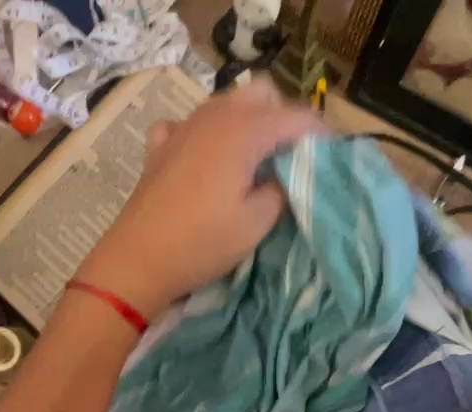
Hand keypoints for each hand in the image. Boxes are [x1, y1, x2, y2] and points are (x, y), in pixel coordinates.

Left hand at [75, 79, 325, 318]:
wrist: (138, 260)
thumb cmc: (202, 243)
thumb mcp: (256, 224)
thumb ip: (280, 192)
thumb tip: (283, 178)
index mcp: (244, 132)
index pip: (295, 117)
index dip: (319, 133)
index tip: (333, 154)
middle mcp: (214, 117)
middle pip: (260, 92)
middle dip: (282, 116)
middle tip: (291, 155)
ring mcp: (183, 128)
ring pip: (225, 103)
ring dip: (246, 121)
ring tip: (254, 159)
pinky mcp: (160, 147)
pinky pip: (189, 124)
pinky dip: (204, 134)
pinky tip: (205, 159)